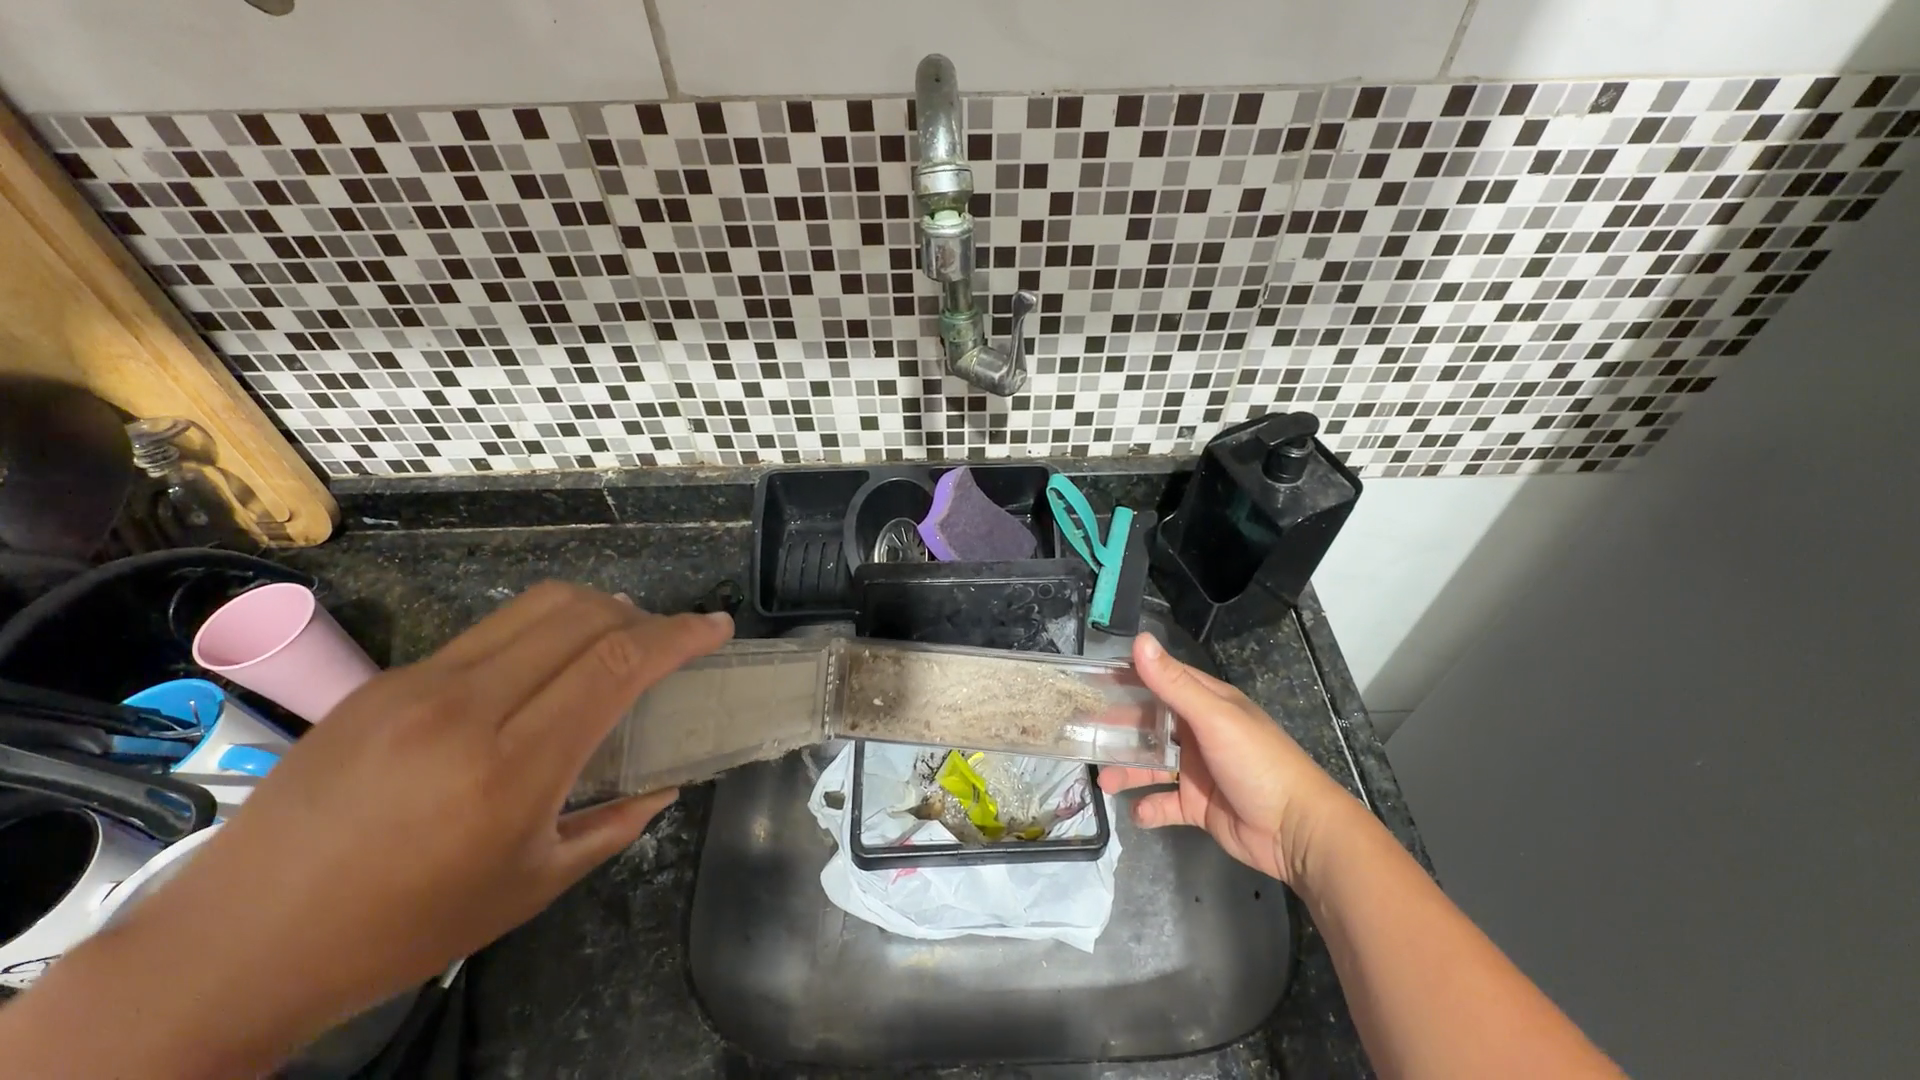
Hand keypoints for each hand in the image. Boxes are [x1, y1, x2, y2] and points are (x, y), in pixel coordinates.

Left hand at [58, 583, 732, 1073]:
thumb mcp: (530, 886)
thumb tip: (664, 784)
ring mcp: (416, 683)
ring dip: (591, 612)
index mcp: (512, 765)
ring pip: (530, 607)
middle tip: (669, 642)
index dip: (679, 634)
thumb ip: (612, 824)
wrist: (242, 939)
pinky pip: (484, 635)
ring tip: (613, 644)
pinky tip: (537, 677)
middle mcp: (466, 705)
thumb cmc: (405, 928)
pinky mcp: (381, 682)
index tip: (717, 627)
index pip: (617, 662)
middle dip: (642, 613)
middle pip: (579, 612)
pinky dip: (536, 636)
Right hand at [1099, 633, 1364, 886]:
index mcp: (1208, 705)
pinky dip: (1148, 807)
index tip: (1093, 680)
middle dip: (1120, 727)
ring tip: (1102, 779)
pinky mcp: (1199, 806)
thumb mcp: (1214, 718)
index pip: (1163, 681)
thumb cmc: (1257, 763)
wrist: (1296, 830)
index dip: (1130, 678)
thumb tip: (1139, 640)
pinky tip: (1135, 811)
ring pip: (1152, 765)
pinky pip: (1165, 804)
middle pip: (1151, 724)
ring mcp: (1199, 771)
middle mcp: (1200, 734)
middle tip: (1082, 731)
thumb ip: (1174, 683)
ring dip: (1127, 770)